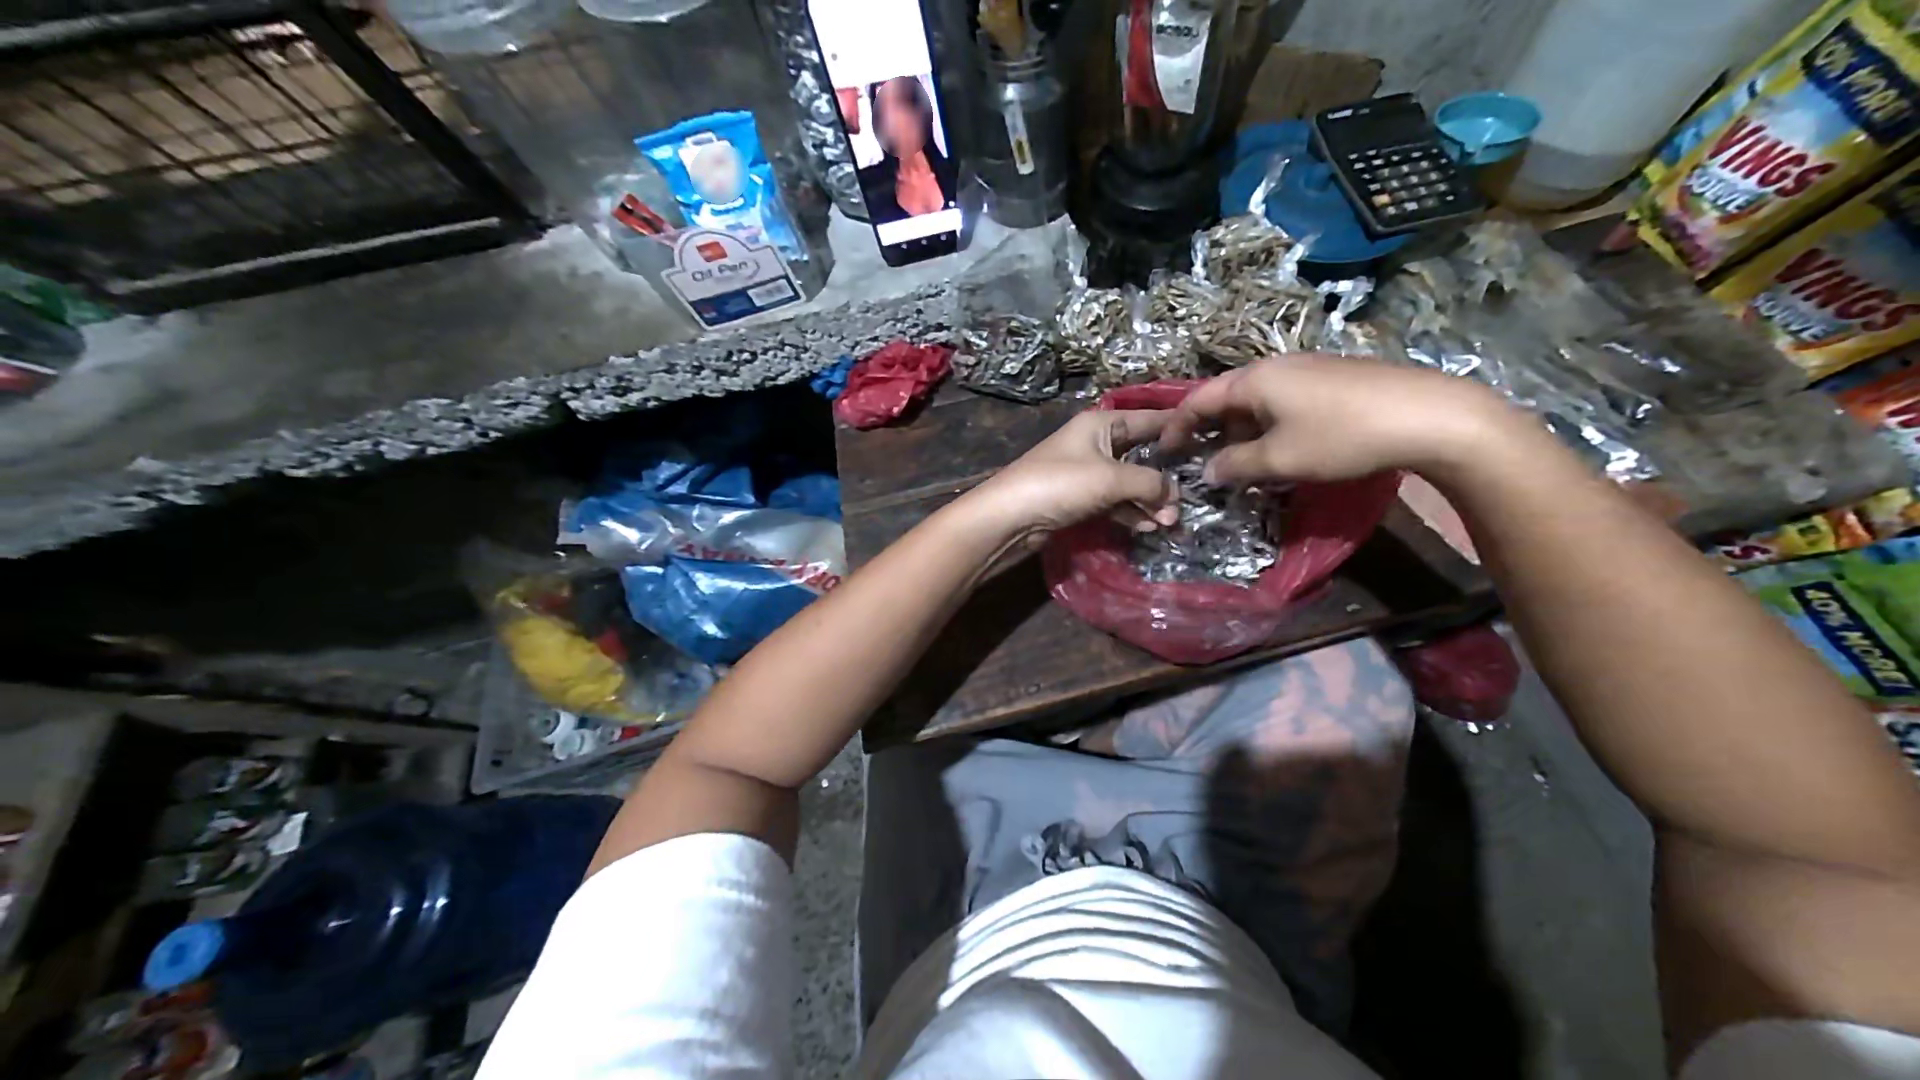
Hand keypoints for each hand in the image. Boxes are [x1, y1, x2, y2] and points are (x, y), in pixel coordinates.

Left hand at [963, 409, 1178, 537]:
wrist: (1010, 516)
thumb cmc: (1060, 484)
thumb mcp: (1111, 478)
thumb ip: (1150, 483)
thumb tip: (1176, 497)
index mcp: (1102, 423)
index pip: (1150, 419)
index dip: (1179, 429)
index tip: (1211, 441)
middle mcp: (1096, 443)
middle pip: (1142, 456)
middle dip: (1165, 480)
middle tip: (1187, 502)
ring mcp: (1087, 472)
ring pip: (1130, 483)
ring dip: (1150, 502)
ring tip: (1169, 522)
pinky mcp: (1080, 499)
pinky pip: (1115, 502)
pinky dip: (1131, 513)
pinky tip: (1148, 527)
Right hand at [1159, 355, 1516, 484]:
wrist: (1428, 415)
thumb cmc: (1341, 437)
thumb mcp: (1279, 459)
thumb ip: (1235, 465)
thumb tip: (1208, 471)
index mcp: (1254, 379)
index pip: (1198, 399)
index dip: (1177, 426)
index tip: (1165, 452)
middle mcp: (1275, 366)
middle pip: (1227, 397)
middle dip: (1210, 430)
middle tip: (1204, 461)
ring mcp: (1307, 369)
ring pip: (1257, 400)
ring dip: (1241, 431)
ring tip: (1242, 462)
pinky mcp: (1333, 378)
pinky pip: (1284, 401)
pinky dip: (1269, 424)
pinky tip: (1282, 448)